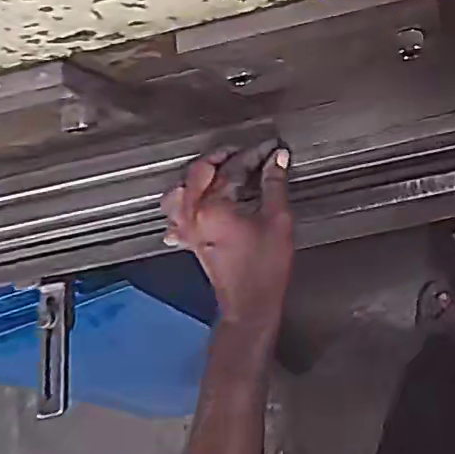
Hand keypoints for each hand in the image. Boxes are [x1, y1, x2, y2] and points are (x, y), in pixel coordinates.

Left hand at [162, 140, 293, 324]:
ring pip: (180, 190)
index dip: (255, 154)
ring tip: (220, 168)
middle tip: (248, 152)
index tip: (271, 148)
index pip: (233, 168)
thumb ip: (275, 184)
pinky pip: (176, 213)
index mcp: (213, 207)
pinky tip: (197, 200)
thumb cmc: (265, 267)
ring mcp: (188, 228)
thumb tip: (276, 159)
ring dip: (199, 175)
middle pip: (200, 172)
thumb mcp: (277, 219)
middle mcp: (193, 215)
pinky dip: (184, 201)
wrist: (250, 304)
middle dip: (225, 157)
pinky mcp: (190, 240)